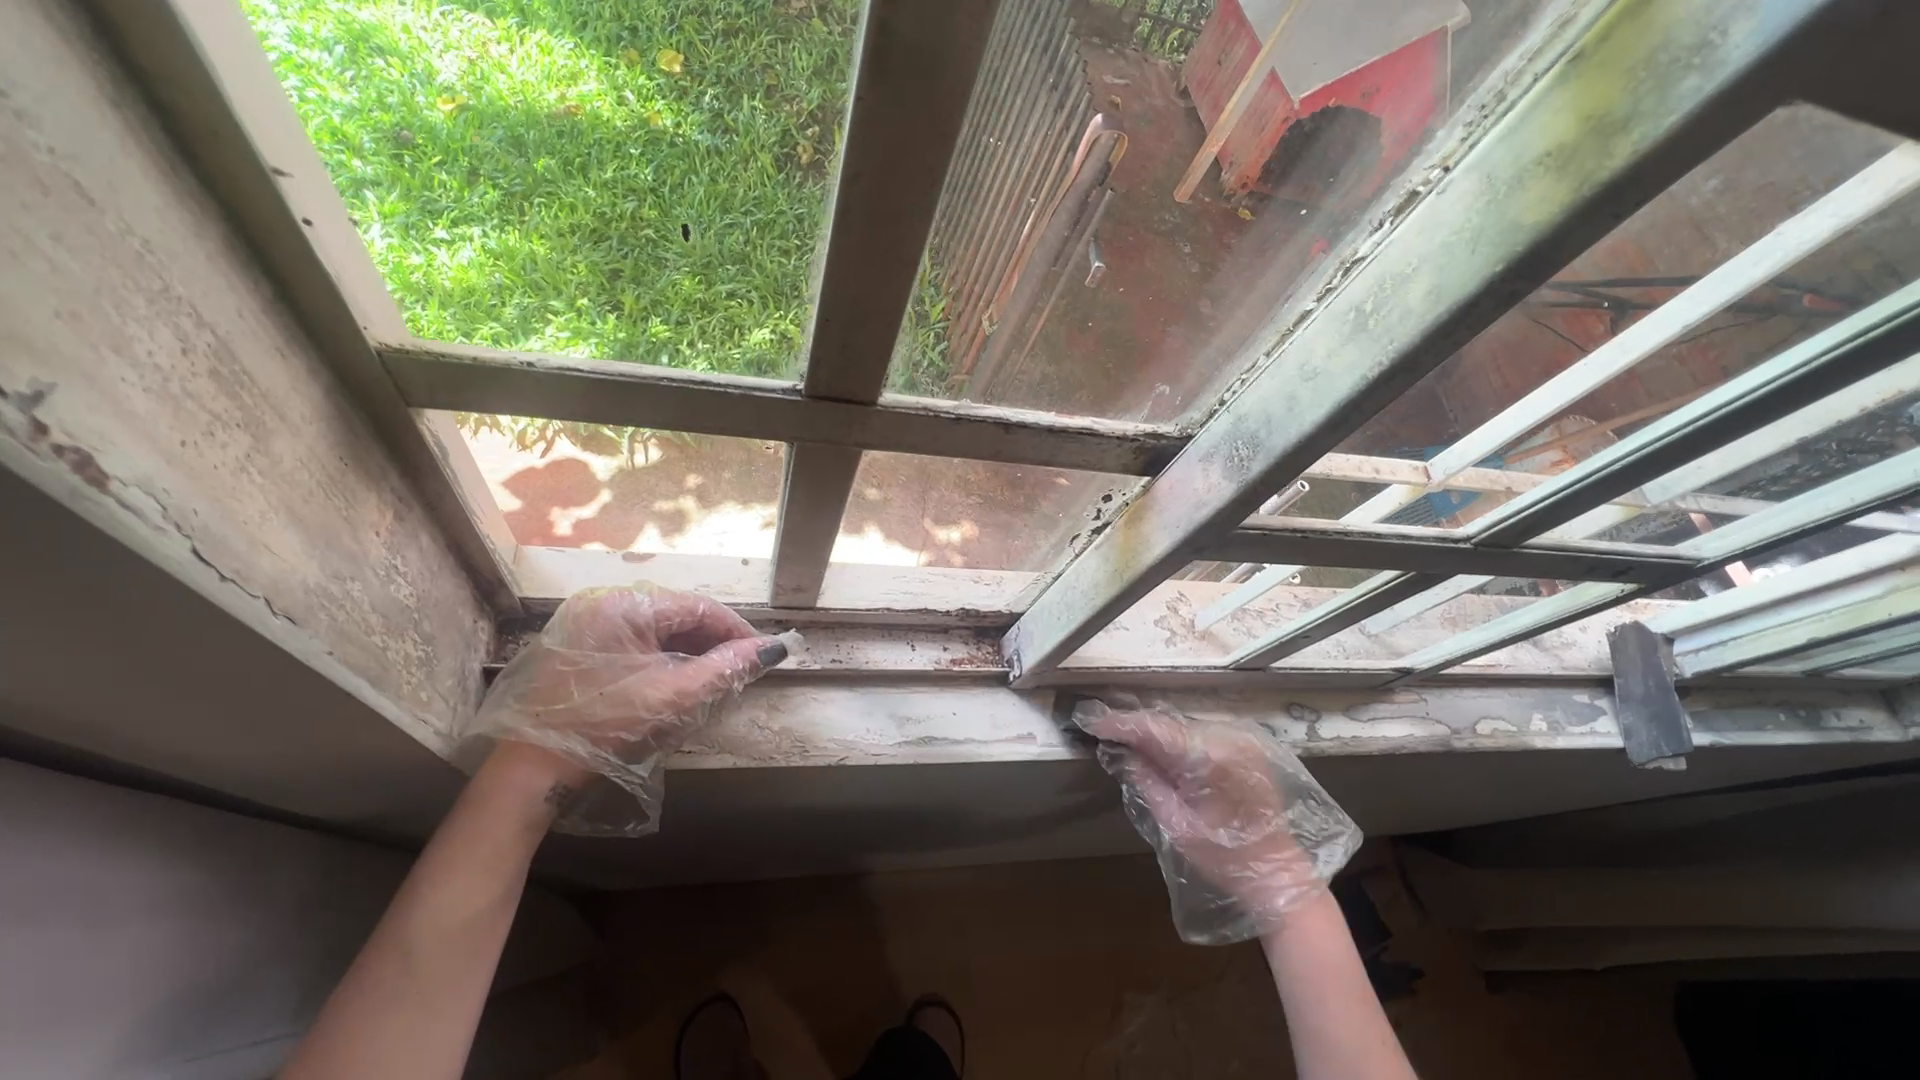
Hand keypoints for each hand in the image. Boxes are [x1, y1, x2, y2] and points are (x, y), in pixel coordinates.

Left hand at [466, 584, 786, 833]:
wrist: (530, 770)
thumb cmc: (607, 727)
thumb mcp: (675, 697)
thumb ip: (727, 668)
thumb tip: (772, 649)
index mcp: (625, 605)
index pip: (699, 606)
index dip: (736, 630)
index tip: (762, 656)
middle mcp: (603, 602)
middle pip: (677, 615)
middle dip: (713, 642)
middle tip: (739, 671)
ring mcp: (585, 623)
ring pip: (656, 629)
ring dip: (689, 651)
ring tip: (712, 679)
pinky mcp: (576, 645)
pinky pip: (633, 641)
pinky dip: (660, 658)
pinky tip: (675, 682)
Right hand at [1074, 699, 1358, 941]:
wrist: (1278, 870)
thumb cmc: (1224, 856)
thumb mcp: (1173, 822)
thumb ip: (1145, 780)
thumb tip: (1120, 751)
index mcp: (1207, 757)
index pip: (1151, 729)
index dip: (1118, 722)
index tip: (1088, 718)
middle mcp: (1225, 737)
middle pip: (1167, 722)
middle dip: (1134, 725)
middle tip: (1100, 725)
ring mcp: (1240, 738)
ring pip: (1184, 725)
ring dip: (1156, 731)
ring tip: (1124, 736)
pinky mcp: (1248, 744)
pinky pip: (1202, 732)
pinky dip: (1178, 737)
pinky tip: (1160, 747)